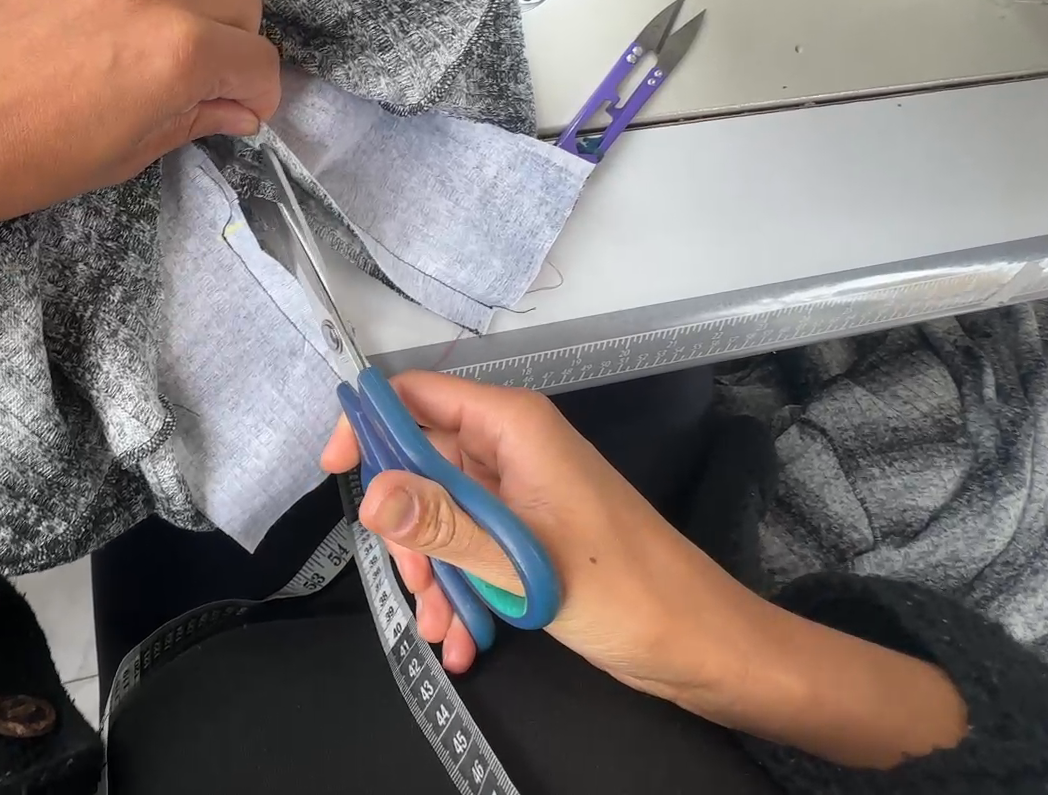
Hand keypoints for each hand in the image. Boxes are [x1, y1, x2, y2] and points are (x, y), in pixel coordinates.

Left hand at [0, 0, 280, 279]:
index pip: (260, 60)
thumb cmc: (29, 163)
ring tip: (175, 23)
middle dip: (236, 46)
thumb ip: (195, 120)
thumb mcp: (127, 155)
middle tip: (203, 79)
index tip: (240, 111)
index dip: (258, 95)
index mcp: (178, 55)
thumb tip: (240, 109)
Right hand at [321, 372, 966, 768]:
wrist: (711, 652)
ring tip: (443, 628)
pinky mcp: (522, 524)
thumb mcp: (523, 561)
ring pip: (437, 509)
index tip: (336, 473)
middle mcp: (508, 444)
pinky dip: (458, 583)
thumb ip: (441, 523)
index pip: (413, 395)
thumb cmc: (627, 593)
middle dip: (407, 526)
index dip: (368, 425)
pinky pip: (466, 538)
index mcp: (510, 424)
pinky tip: (461, 637)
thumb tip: (369, 495)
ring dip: (432, 568)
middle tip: (415, 582)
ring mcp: (515, 485)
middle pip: (419, 461)